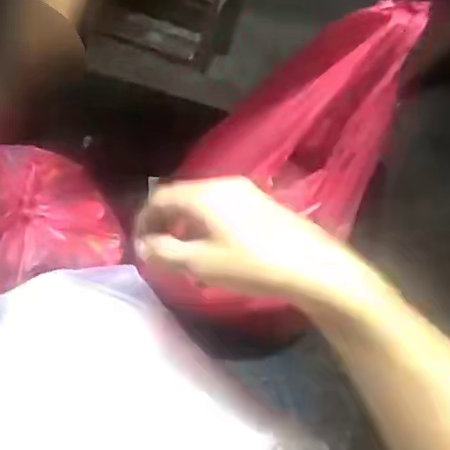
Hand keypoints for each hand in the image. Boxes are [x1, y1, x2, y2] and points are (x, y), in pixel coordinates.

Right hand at [133, 178, 392, 313]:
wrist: (311, 266)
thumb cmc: (249, 264)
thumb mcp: (198, 263)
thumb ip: (163, 251)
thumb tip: (142, 245)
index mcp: (203, 194)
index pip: (158, 197)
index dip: (142, 221)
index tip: (138, 247)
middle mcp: (222, 183)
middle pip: (179, 197)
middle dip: (162, 223)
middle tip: (156, 251)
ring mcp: (244, 190)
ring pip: (199, 203)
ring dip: (183, 225)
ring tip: (181, 254)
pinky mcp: (260, 202)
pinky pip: (218, 207)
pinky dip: (203, 224)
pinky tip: (210, 248)